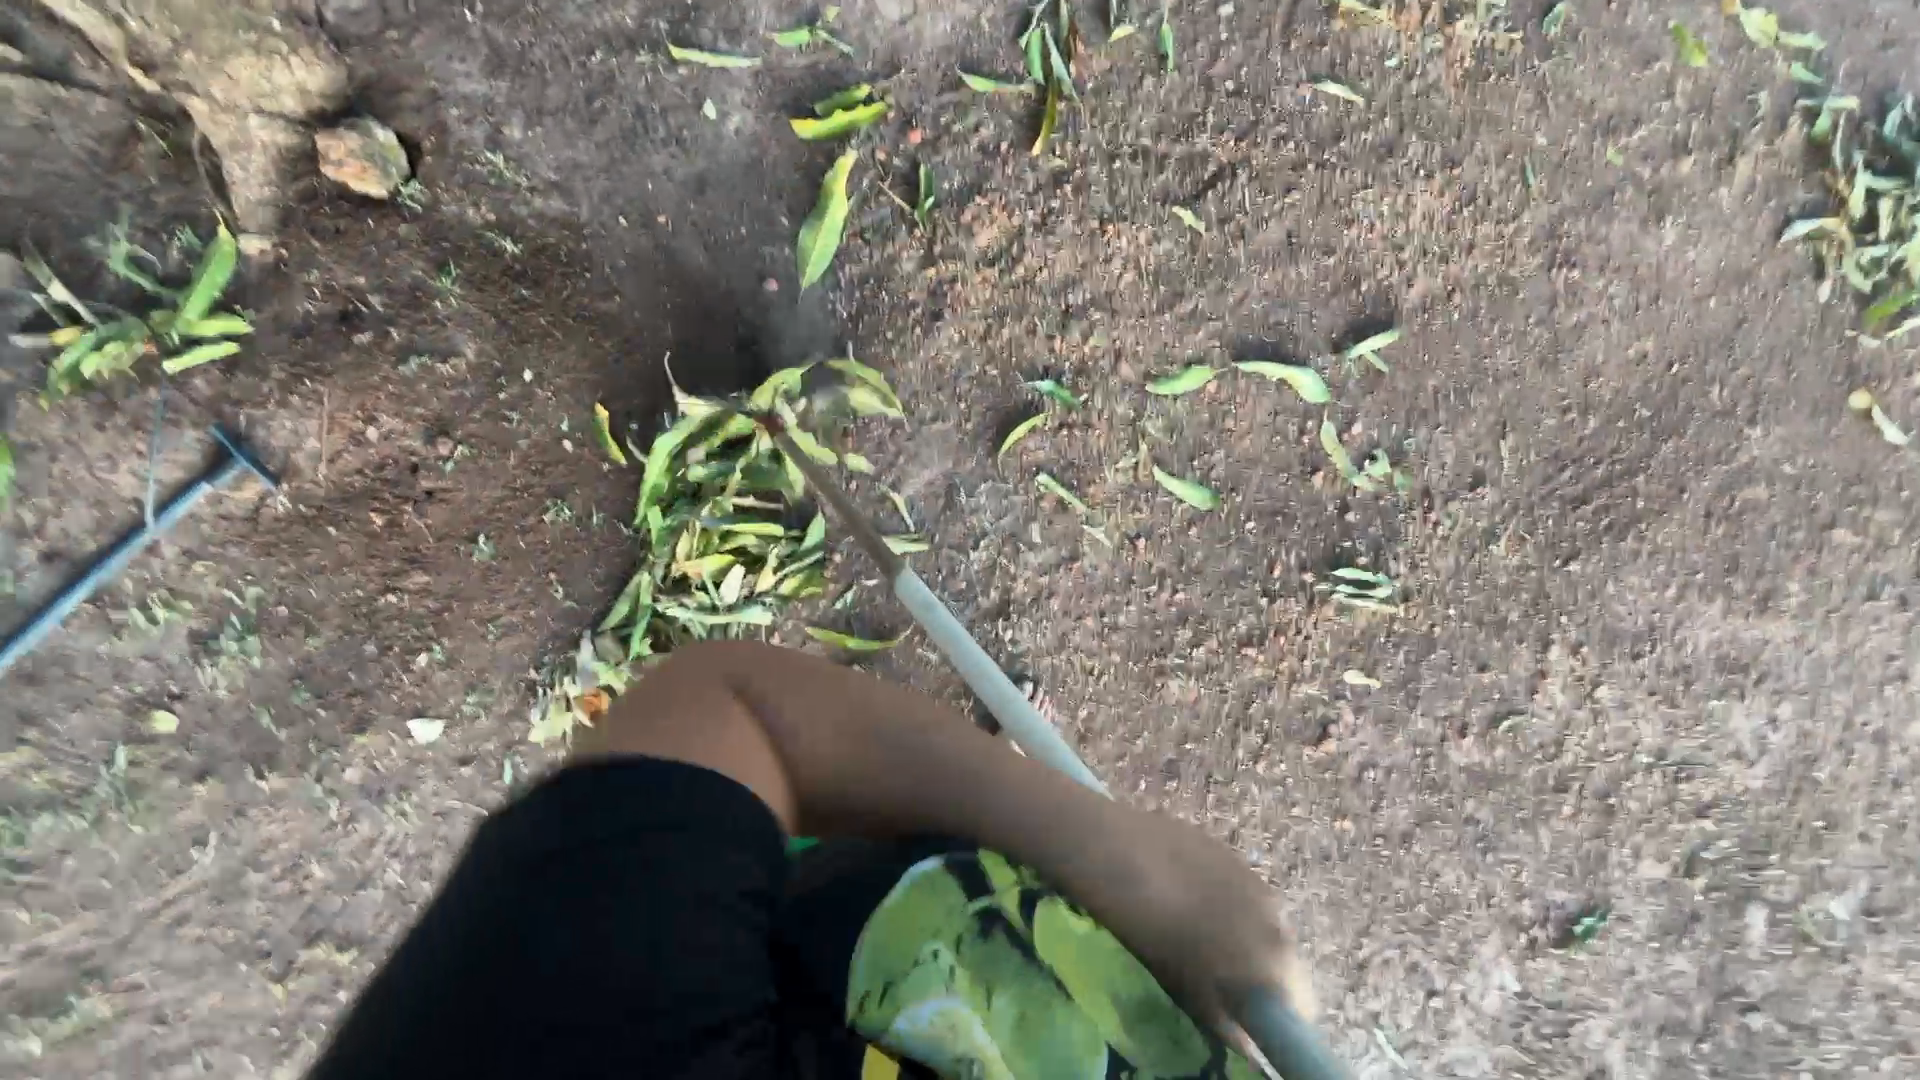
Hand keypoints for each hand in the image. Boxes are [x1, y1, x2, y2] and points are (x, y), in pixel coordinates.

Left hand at [1060, 805, 1315, 1040]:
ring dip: (1244, 932)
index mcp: (1275, 960)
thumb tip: (1248, 1045)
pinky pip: (1242, 890)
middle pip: (1284, 958)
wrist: (1123, 856)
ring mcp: (1256, 879)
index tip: (1257, 1019)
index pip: (1302, 1003)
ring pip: (1263, 921)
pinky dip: (1227, 900)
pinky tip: (1192, 898)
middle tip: (1224, 977)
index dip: (1280, 1015)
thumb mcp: (1189, 994)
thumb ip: (1226, 1023)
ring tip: (1203, 933)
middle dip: (1261, 971)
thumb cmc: (1154, 934)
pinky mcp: (1232, 853)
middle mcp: (1279, 918)